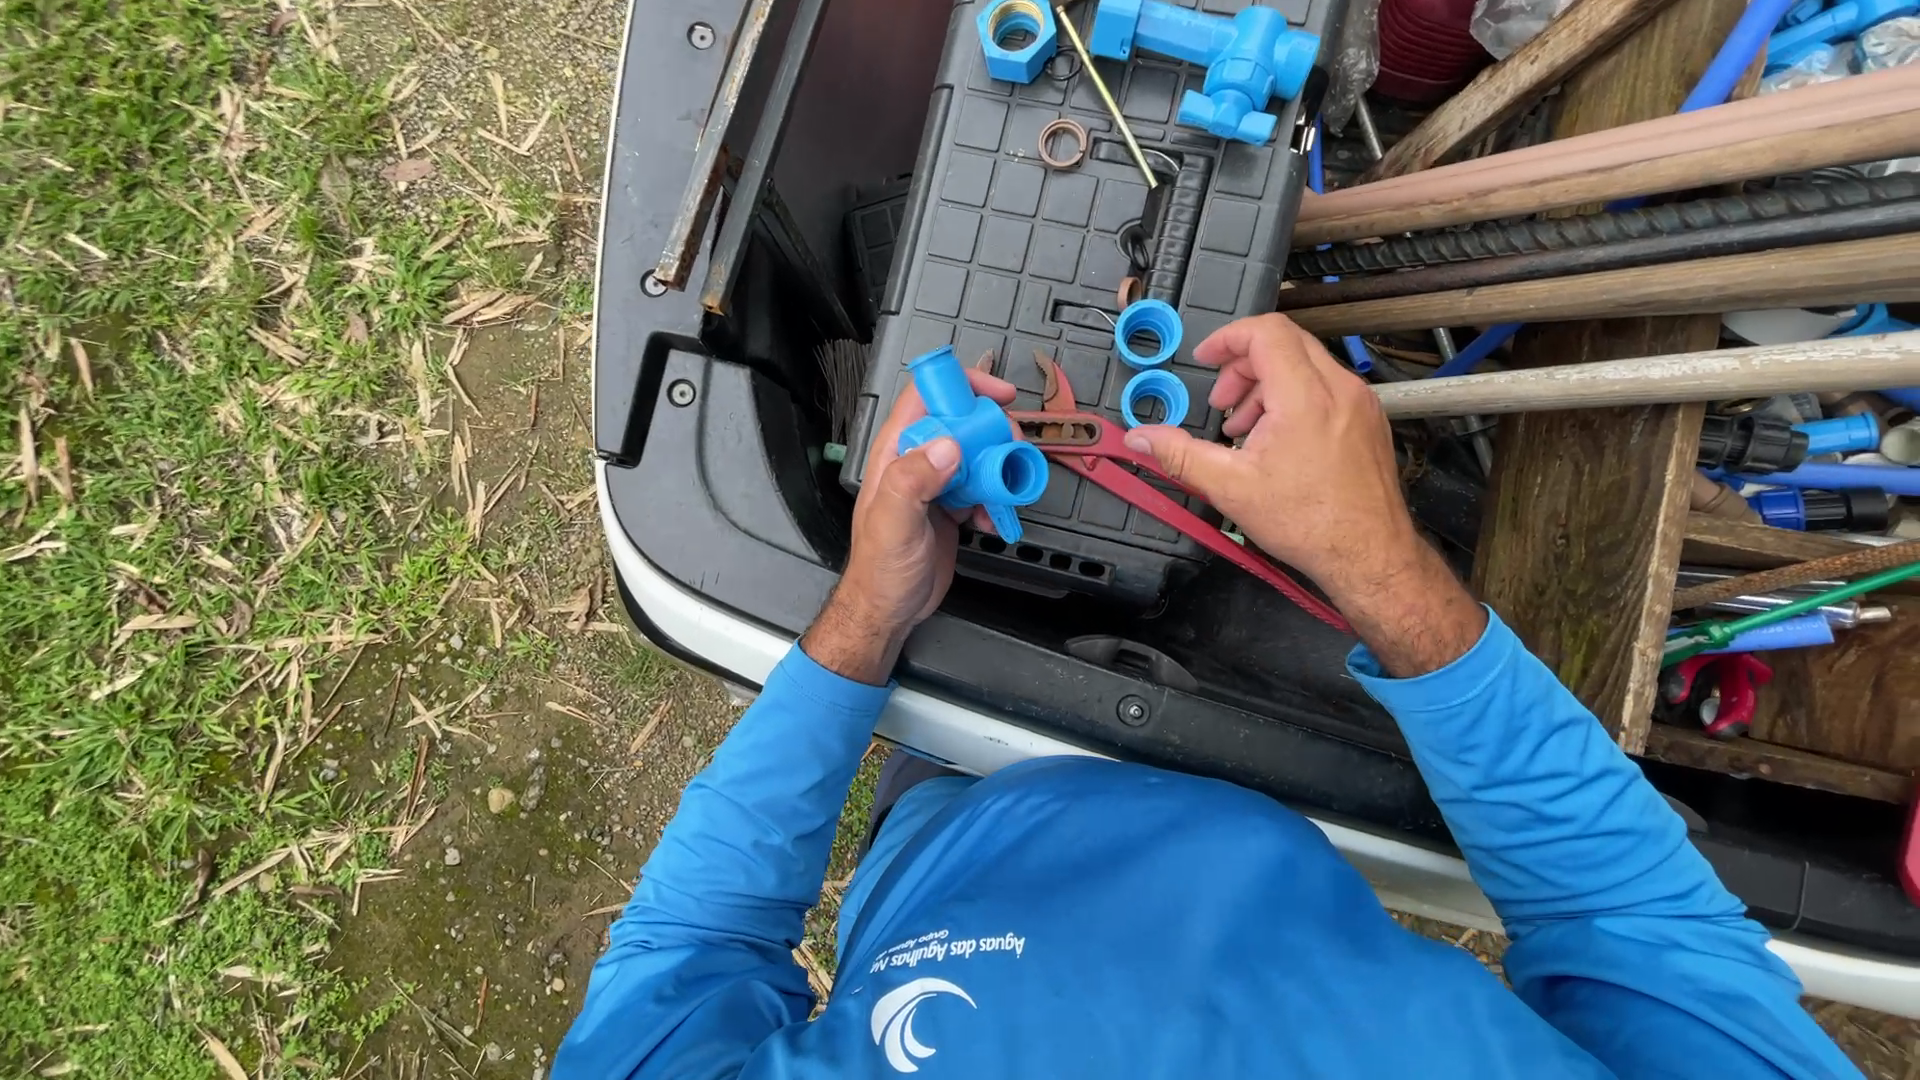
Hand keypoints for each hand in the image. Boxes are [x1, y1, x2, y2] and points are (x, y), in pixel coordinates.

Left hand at [802, 367, 1017, 683]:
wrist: (890, 610)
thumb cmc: (879, 570)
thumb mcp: (893, 523)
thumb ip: (913, 481)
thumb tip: (948, 447)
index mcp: (895, 454)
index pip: (926, 398)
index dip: (961, 386)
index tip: (996, 394)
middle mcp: (916, 462)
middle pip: (960, 423)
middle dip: (992, 429)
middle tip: (1012, 446)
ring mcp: (936, 484)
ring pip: (976, 454)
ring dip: (1000, 465)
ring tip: (1008, 485)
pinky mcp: (952, 507)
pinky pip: (983, 488)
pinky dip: (996, 499)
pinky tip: (994, 519)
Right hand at [1122, 314, 1416, 590]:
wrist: (1368, 554)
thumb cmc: (1308, 522)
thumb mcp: (1229, 487)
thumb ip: (1179, 455)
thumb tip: (1140, 438)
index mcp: (1305, 398)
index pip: (1266, 333)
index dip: (1228, 339)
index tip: (1205, 359)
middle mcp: (1340, 389)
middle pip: (1285, 343)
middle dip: (1242, 366)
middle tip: (1221, 404)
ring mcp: (1360, 402)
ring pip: (1306, 364)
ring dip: (1266, 384)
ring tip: (1245, 428)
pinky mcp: (1368, 419)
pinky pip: (1326, 387)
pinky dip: (1292, 398)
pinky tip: (1276, 439)